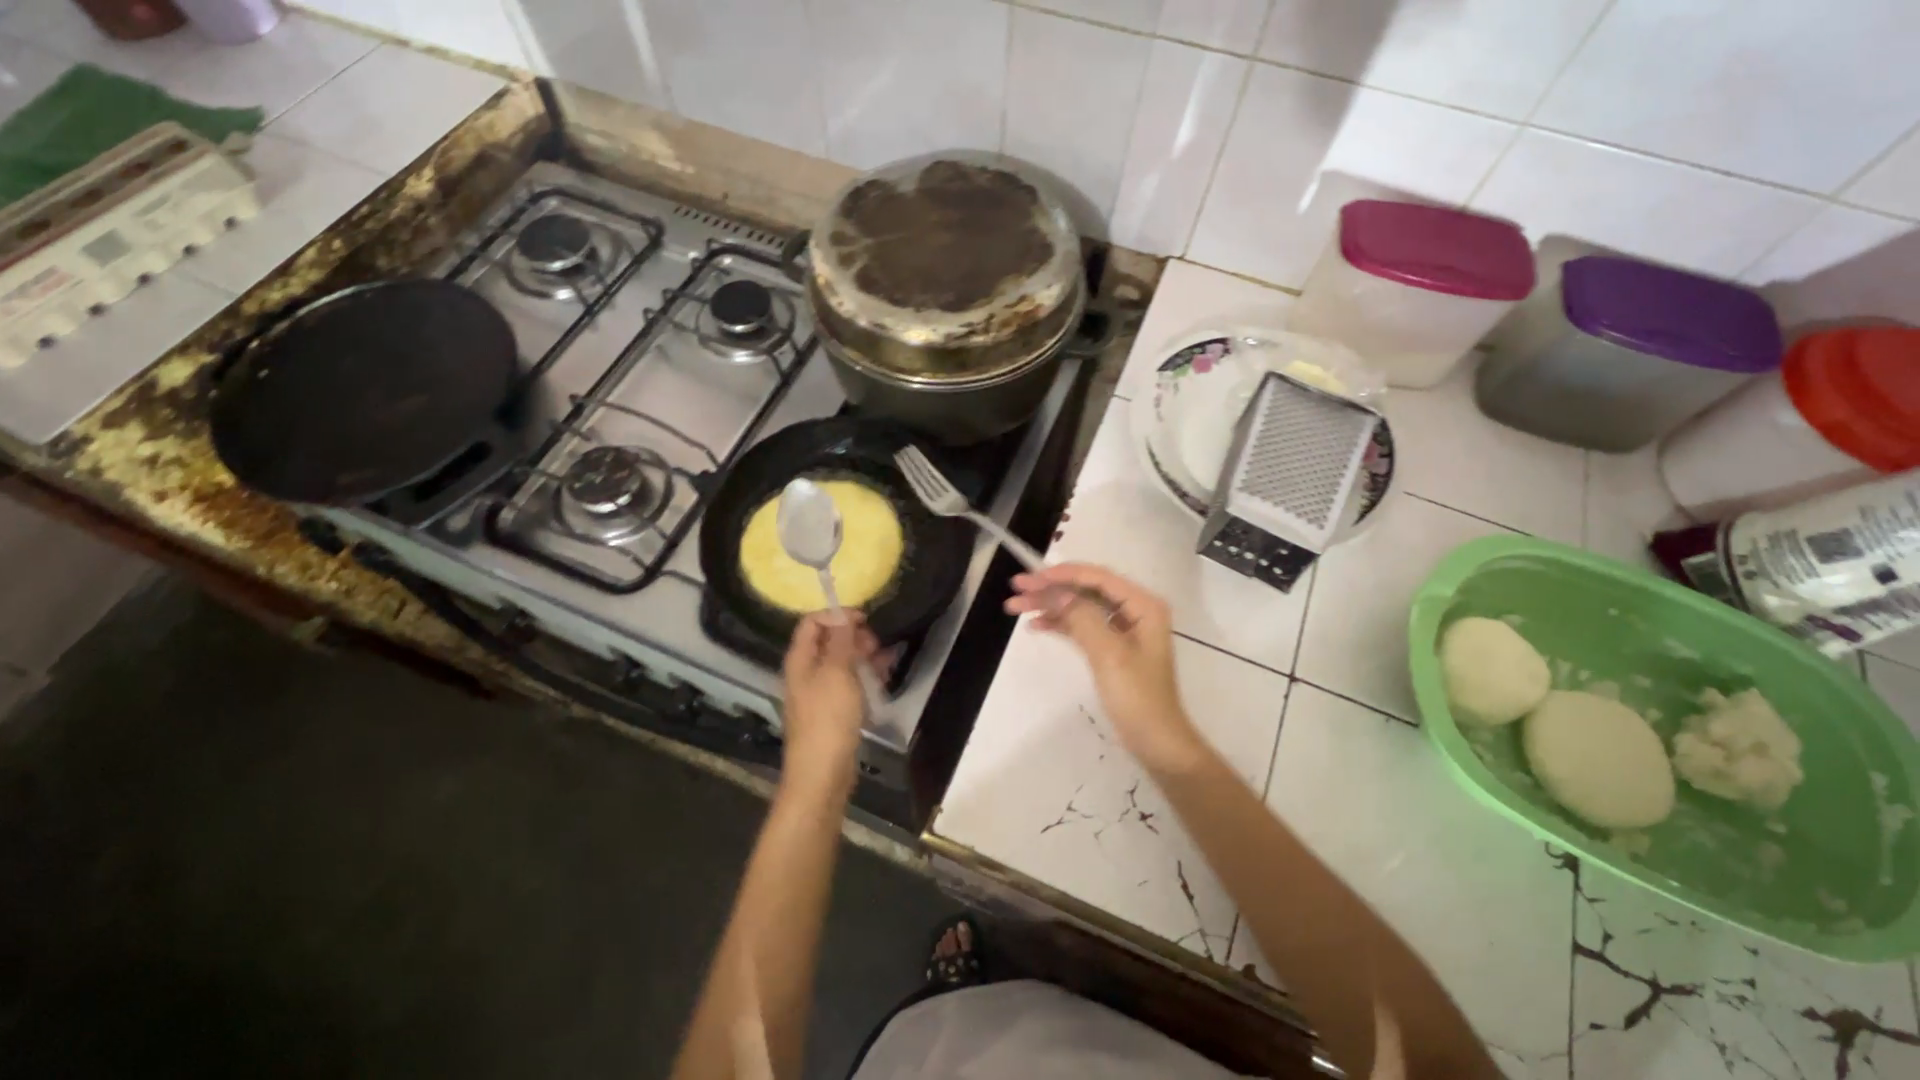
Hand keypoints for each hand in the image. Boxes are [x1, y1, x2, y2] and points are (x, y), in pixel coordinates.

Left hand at [780, 612, 879, 795]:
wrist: (822, 774)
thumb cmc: (828, 718)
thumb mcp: (836, 673)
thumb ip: (841, 642)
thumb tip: (843, 616)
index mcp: (800, 660)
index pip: (811, 623)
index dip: (836, 615)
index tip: (865, 620)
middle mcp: (806, 673)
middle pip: (827, 642)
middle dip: (854, 636)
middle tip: (877, 643)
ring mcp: (819, 694)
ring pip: (842, 664)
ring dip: (864, 657)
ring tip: (887, 659)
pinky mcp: (833, 712)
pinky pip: (849, 685)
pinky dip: (865, 678)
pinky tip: (884, 678)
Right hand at [1004, 563, 1206, 772]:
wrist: (1155, 740)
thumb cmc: (1138, 697)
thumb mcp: (1109, 655)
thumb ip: (1083, 618)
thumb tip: (1057, 592)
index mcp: (1143, 605)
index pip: (1098, 577)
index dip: (1062, 574)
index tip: (1030, 578)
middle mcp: (1135, 610)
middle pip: (1087, 589)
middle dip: (1051, 588)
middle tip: (1016, 589)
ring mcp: (1123, 629)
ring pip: (1081, 606)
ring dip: (1050, 605)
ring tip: (1015, 607)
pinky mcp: (1112, 647)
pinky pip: (1082, 625)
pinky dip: (1060, 623)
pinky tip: (1035, 625)